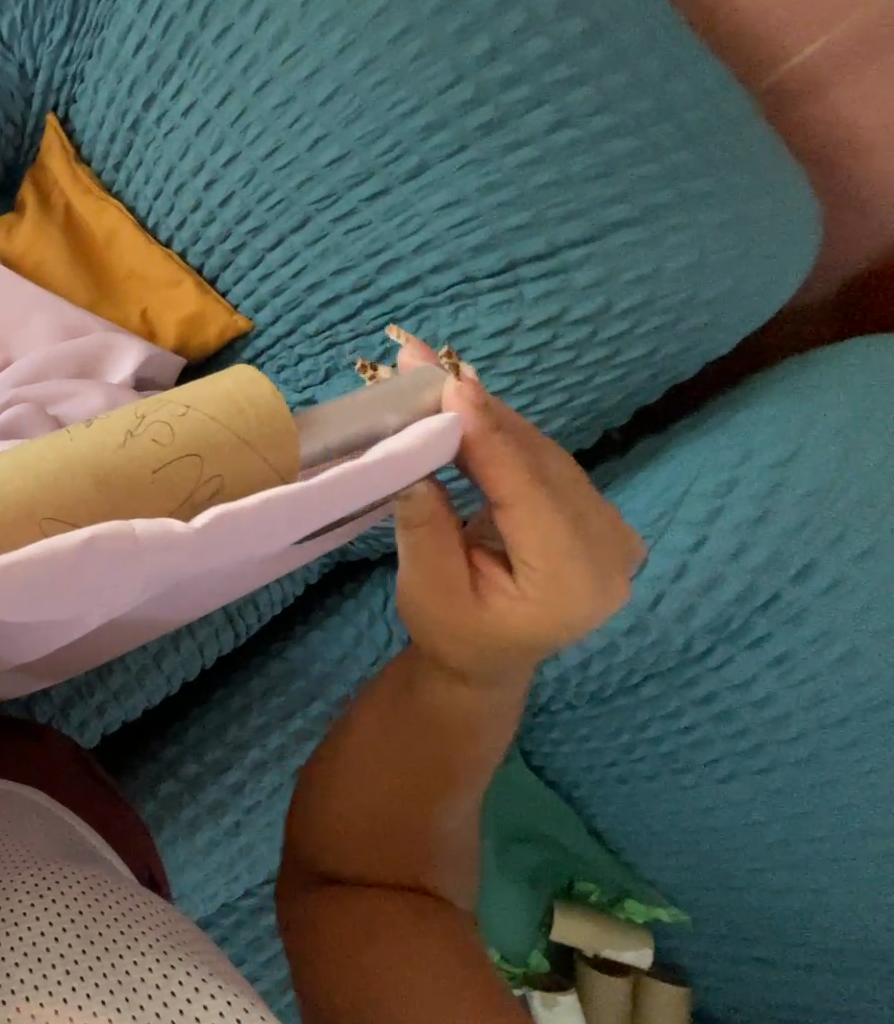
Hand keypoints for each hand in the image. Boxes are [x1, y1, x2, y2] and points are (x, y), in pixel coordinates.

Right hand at [388, 333, 645, 689]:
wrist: (485, 658)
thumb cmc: (451, 631)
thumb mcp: (427, 589)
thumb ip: (426, 531)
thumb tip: (413, 466)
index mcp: (573, 581)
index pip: (531, 496)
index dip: (491, 440)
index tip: (452, 390)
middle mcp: (610, 549)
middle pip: (542, 465)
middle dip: (484, 413)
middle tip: (432, 365)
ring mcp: (609, 528)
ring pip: (544, 455)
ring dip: (490, 414)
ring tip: (440, 372)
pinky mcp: (591, 513)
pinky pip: (544, 462)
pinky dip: (502, 432)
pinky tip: (468, 402)